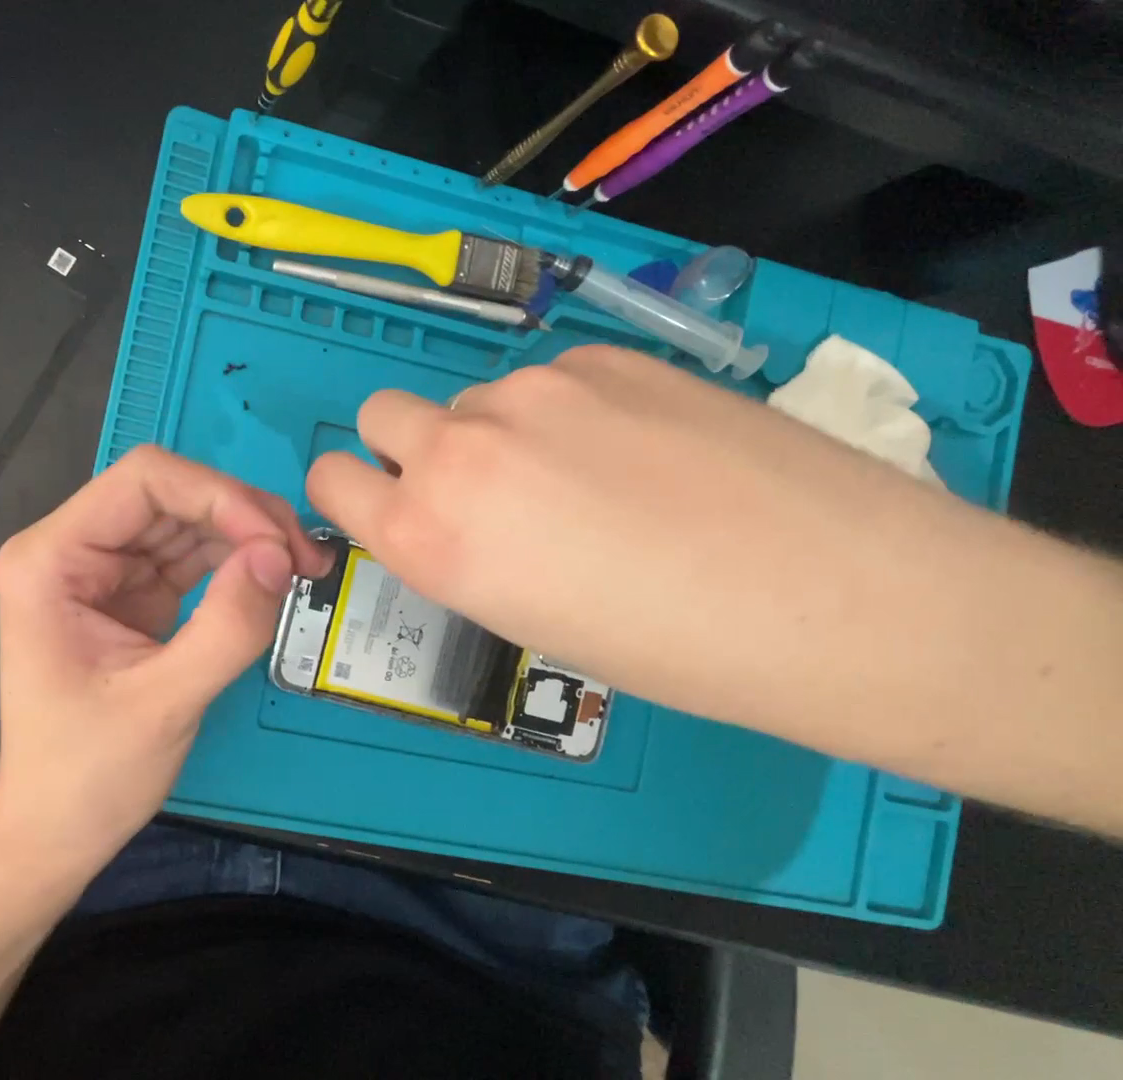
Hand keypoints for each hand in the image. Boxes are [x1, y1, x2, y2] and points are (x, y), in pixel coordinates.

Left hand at [0, 446, 332, 875]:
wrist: (56, 829)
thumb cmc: (88, 775)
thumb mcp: (164, 702)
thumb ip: (227, 626)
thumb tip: (281, 555)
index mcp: (50, 559)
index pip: (143, 481)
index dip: (218, 495)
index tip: (276, 542)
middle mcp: (69, 549)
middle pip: (167, 494)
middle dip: (241, 515)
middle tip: (304, 558)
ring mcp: (99, 570)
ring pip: (183, 520)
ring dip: (245, 535)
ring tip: (301, 568)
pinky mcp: (127, 594)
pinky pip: (187, 556)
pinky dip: (233, 562)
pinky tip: (273, 579)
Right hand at [304, 345, 1009, 741]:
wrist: (839, 597)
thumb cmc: (669, 651)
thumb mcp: (524, 618)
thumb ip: (460, 550)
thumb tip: (458, 512)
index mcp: (429, 535)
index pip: (331, 478)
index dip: (353, 492)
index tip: (387, 506)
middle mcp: (459, 451)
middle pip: (382, 415)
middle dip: (410, 449)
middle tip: (481, 490)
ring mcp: (533, 392)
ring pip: (474, 399)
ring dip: (497, 431)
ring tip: (585, 476)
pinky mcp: (605, 356)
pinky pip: (548, 379)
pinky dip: (568, 409)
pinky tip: (640, 448)